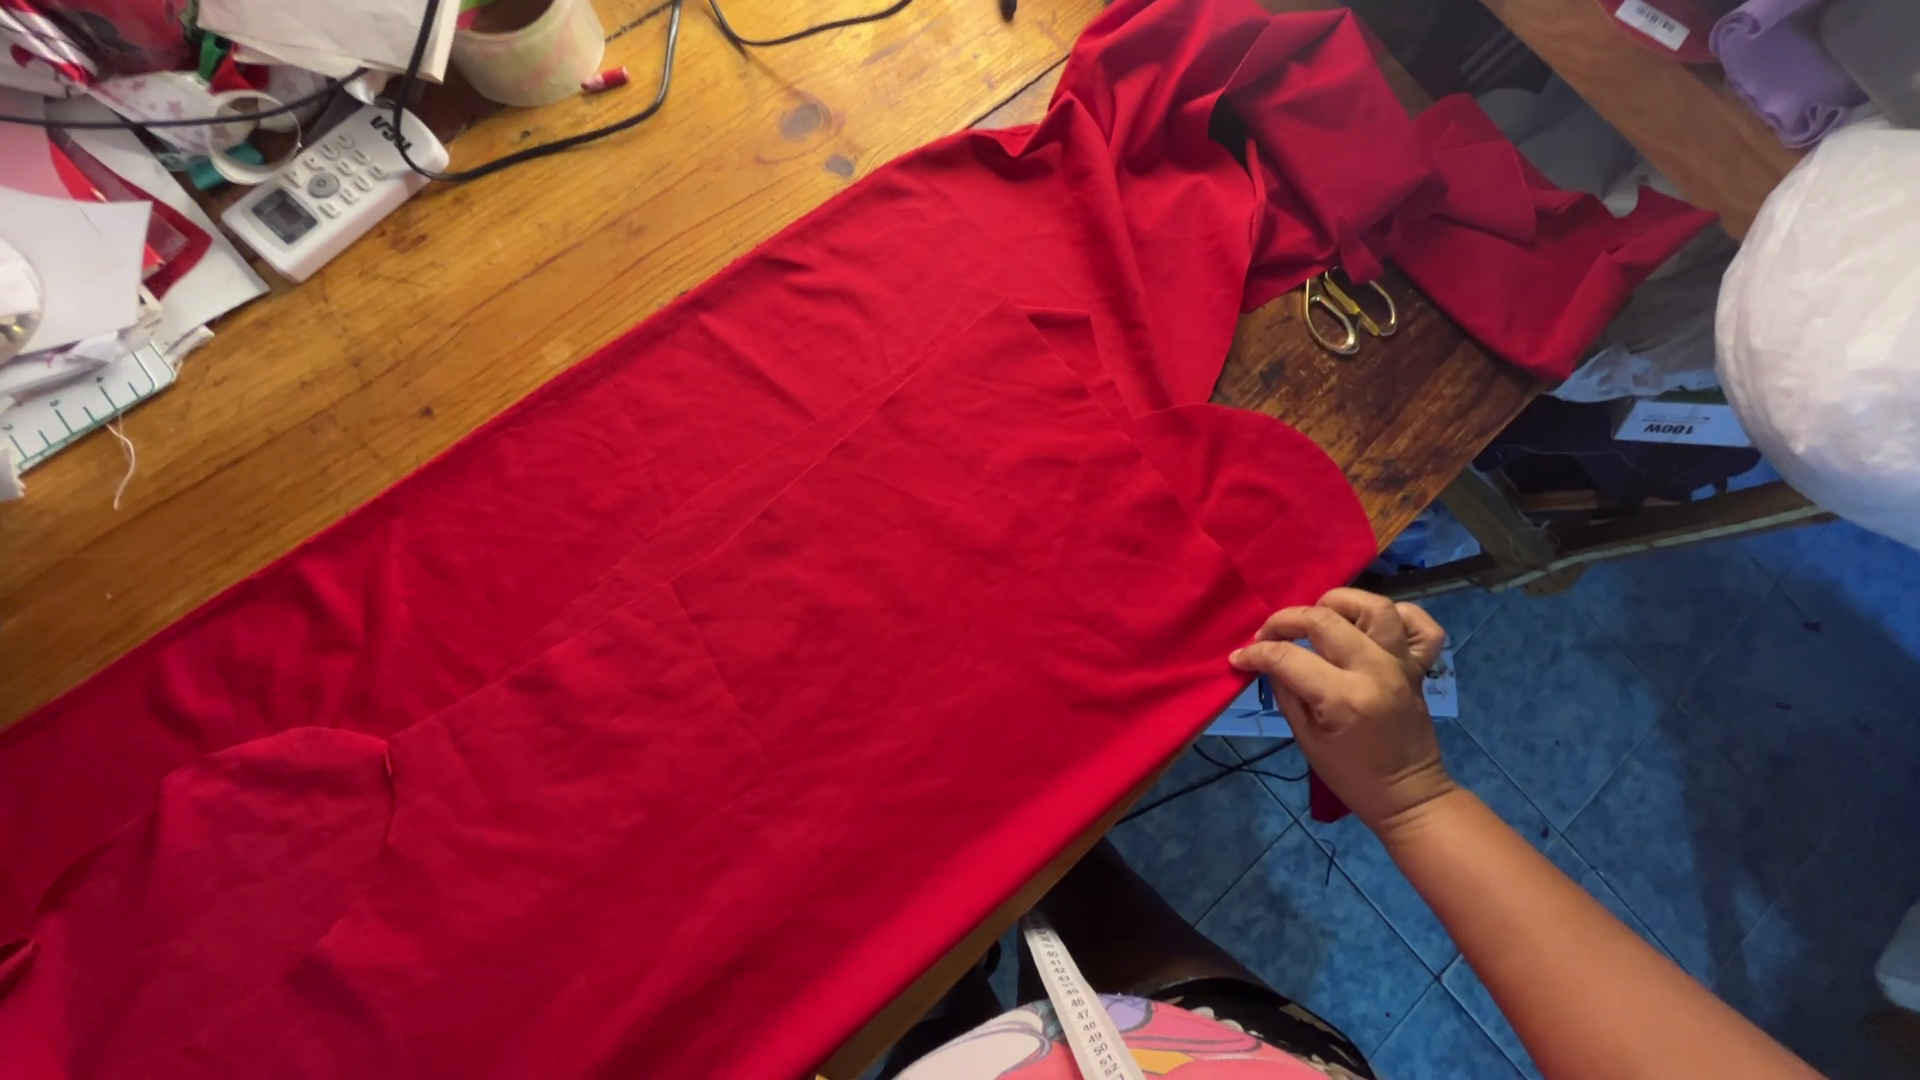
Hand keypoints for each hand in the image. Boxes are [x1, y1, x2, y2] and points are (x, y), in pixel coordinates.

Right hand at [1228, 589, 1454, 836]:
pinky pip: (1420, 625)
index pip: (1287, 656)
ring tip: (1318, 617)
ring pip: (1374, 607)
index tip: (1240, 658)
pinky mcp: (1420, 665)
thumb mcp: (1305, 737)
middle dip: (1285, 620)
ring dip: (1339, 603)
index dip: (1255, 653)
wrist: (1408, 794)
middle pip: (1324, 619)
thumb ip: (1286, 691)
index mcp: (1343, 697)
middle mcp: (1375, 671)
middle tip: (1269, 636)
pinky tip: (1370, 626)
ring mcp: (1402, 664)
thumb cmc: (1350, 774)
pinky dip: (1397, 615)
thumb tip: (1267, 661)